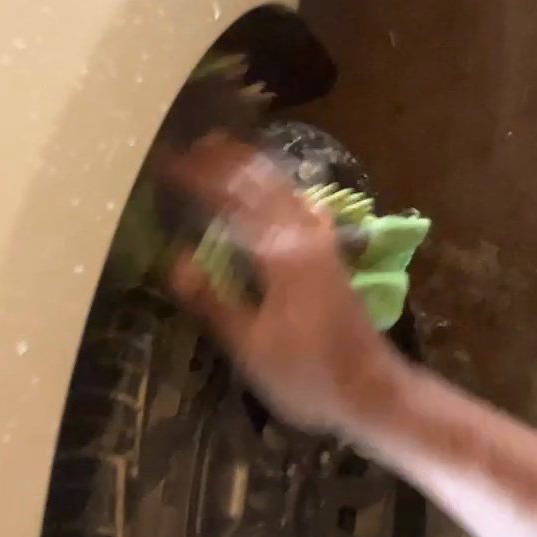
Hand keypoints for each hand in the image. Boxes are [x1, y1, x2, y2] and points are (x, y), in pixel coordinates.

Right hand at [163, 133, 410, 436]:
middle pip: (262, 179)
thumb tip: (174, 259)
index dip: (197, 175)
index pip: (232, 198)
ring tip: (221, 155)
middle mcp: (305, 235)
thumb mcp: (250, 348)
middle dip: (224, 159)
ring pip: (284, 187)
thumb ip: (213, 302)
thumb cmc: (307, 376)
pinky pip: (299, 204)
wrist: (372, 391)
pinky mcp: (333, 255)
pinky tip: (270, 195)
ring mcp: (324, 242)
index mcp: (281, 253)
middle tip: (189, 146)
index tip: (164, 161)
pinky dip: (275, 189)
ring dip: (251, 168)